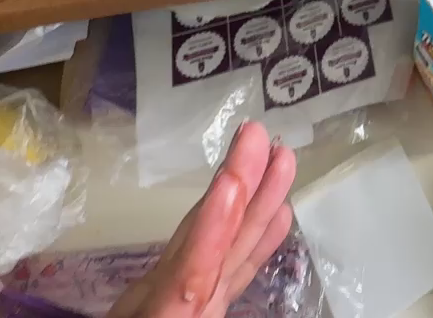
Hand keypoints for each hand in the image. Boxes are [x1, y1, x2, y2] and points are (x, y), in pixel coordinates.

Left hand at [106, 122, 296, 317]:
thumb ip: (176, 295)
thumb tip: (192, 280)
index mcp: (149, 313)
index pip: (183, 272)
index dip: (212, 224)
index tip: (233, 179)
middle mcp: (166, 304)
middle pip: (207, 242)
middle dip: (238, 187)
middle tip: (257, 134)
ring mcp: (187, 309)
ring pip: (226, 251)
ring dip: (257, 204)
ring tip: (283, 158)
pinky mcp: (200, 316)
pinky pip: (230, 276)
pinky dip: (255, 247)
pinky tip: (281, 217)